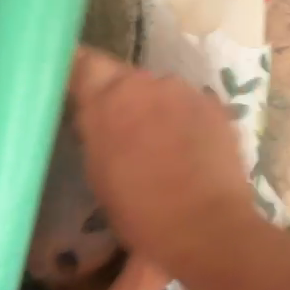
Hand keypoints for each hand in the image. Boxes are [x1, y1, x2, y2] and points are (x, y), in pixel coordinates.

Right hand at [66, 47, 259, 274]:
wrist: (206, 228)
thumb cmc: (139, 211)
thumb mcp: (98, 172)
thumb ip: (94, 131)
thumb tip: (94, 116)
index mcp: (107, 98)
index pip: (84, 62)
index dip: (79, 70)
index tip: (75, 84)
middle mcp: (145, 83)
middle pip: (125, 78)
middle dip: (121, 98)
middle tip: (119, 129)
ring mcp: (184, 91)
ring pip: (160, 91)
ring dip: (155, 109)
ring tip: (160, 145)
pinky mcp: (215, 106)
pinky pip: (190, 104)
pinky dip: (185, 120)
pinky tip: (189, 151)